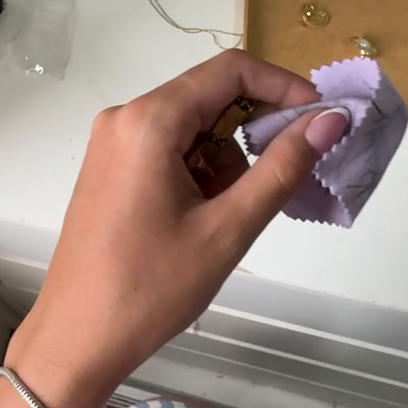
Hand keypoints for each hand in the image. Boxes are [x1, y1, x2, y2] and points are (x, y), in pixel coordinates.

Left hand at [5, 49, 350, 407]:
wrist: (76, 336)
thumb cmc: (150, 288)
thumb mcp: (227, 228)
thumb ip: (282, 167)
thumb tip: (331, 119)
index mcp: (148, 120)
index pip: (229, 70)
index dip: (282, 86)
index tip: (320, 120)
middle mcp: (124, 117)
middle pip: (208, 95)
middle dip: (254, 129)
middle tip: (283, 177)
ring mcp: (112, 141)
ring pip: (190, 125)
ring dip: (224, 158)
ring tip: (223, 218)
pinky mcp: (109, 165)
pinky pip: (167, 146)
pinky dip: (197, 169)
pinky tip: (199, 217)